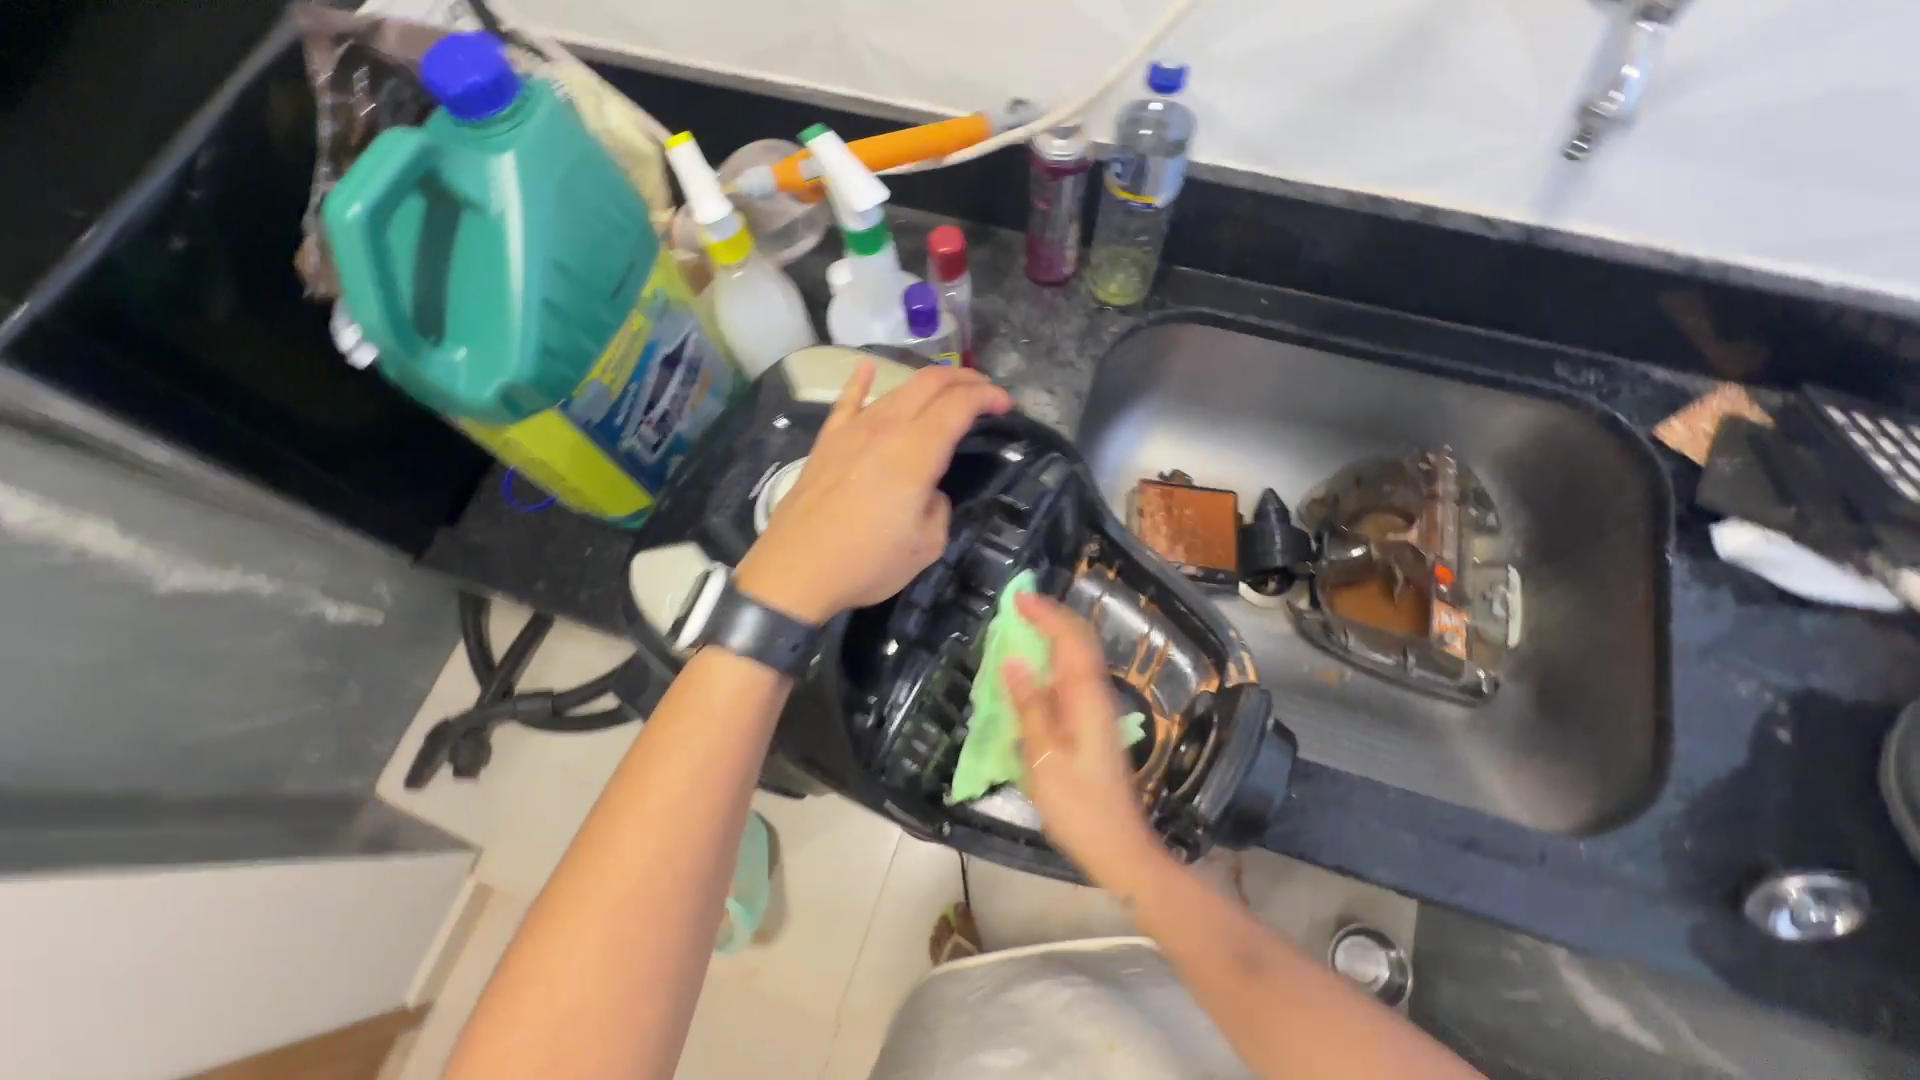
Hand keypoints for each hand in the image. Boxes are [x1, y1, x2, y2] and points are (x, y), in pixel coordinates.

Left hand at [735, 360, 1010, 623]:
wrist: (796, 570)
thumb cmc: (867, 562)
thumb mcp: (926, 545)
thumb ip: (938, 508)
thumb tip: (928, 492)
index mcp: (917, 450)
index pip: (960, 404)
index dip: (987, 397)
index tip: (1005, 405)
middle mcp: (886, 427)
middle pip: (929, 384)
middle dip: (963, 380)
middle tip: (983, 391)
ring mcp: (853, 430)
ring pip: (895, 391)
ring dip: (926, 385)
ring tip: (943, 393)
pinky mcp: (827, 442)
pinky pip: (847, 401)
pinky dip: (861, 381)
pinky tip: (867, 368)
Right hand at [1005, 592, 1166, 886]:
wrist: (1118, 847)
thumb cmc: (1078, 806)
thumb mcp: (1043, 758)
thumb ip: (1029, 707)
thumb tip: (1013, 661)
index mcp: (1086, 698)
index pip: (1069, 640)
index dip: (1046, 615)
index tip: (1018, 598)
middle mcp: (1096, 697)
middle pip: (1078, 644)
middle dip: (1051, 620)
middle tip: (1017, 607)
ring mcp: (1098, 712)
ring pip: (1077, 662)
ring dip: (1052, 640)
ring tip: (1021, 631)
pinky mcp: (1093, 728)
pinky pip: (1072, 681)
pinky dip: (1053, 666)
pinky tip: (1032, 677)